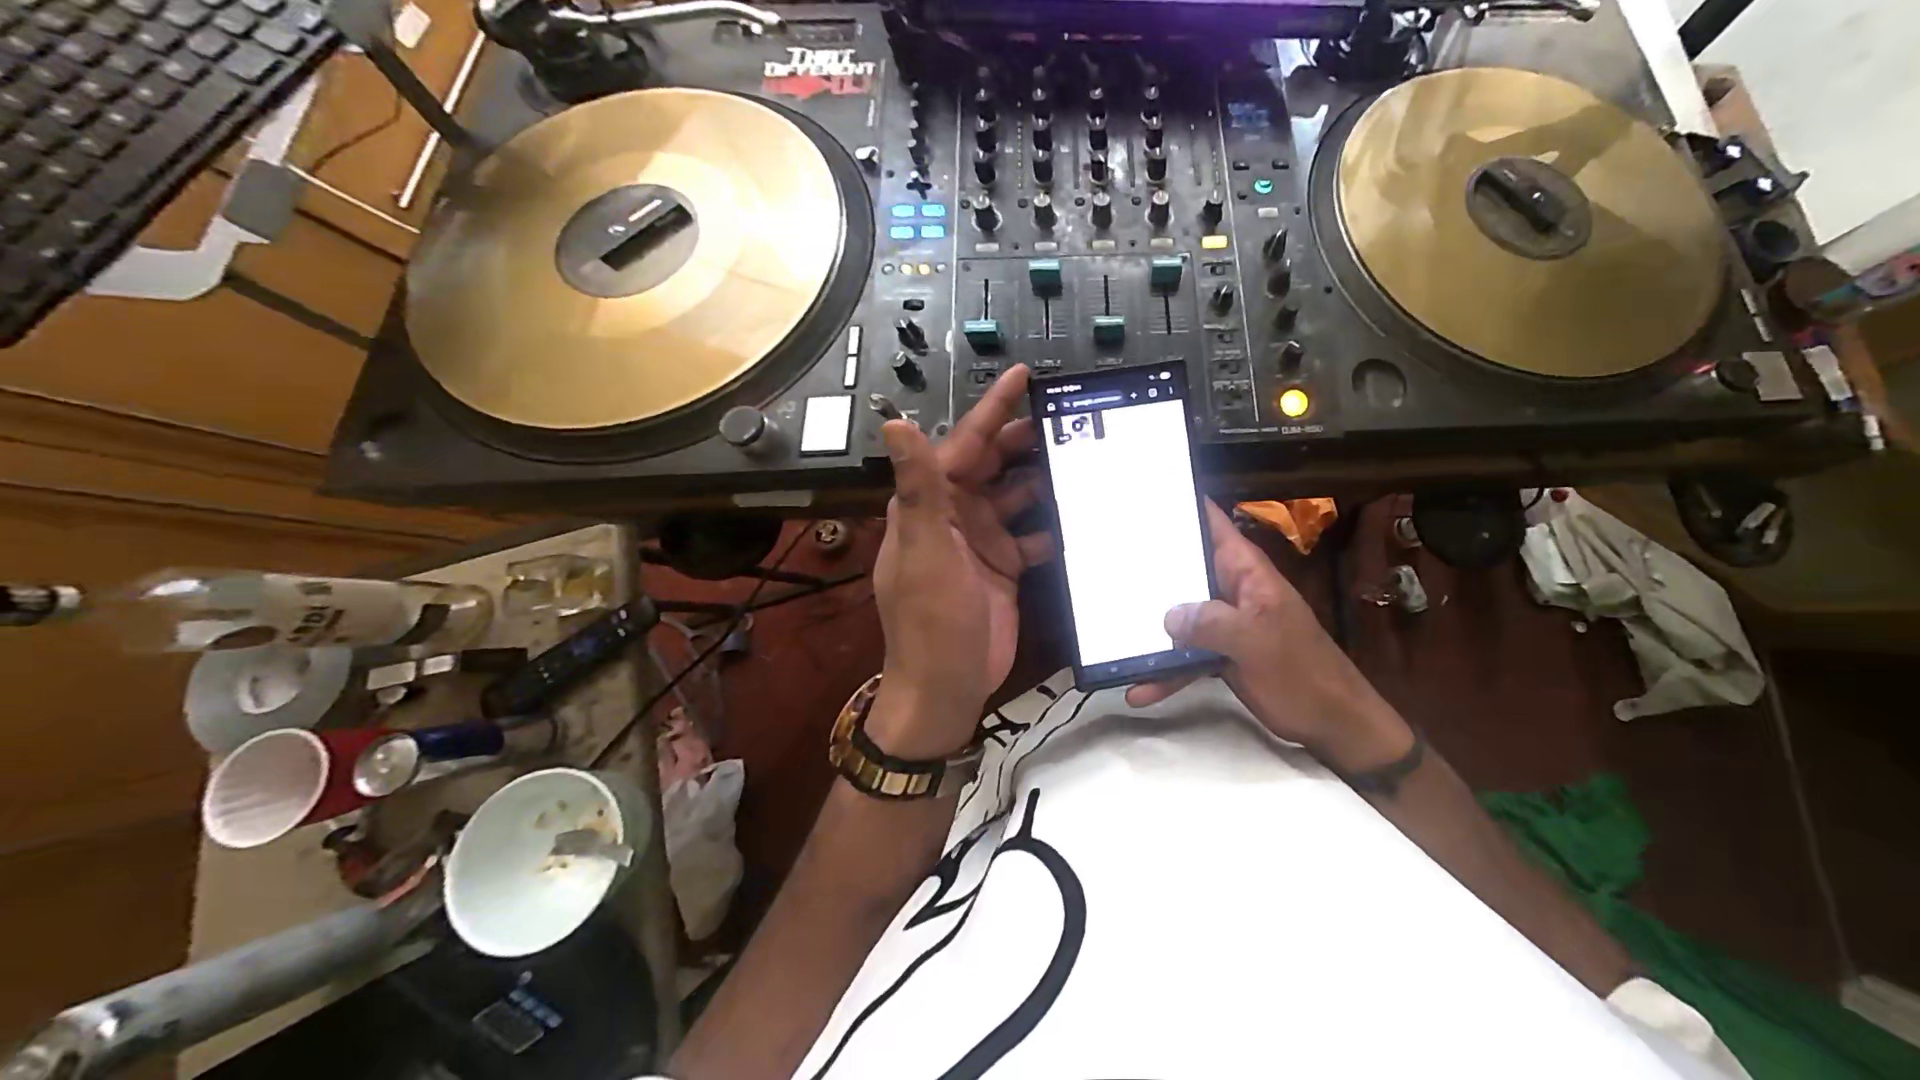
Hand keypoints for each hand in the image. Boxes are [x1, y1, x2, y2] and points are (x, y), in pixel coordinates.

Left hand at [870, 365, 1052, 757]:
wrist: (947, 685)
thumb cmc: (930, 620)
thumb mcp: (925, 551)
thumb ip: (917, 488)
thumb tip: (894, 423)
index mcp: (930, 504)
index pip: (965, 444)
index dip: (992, 410)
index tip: (1023, 377)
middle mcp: (956, 515)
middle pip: (995, 464)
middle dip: (1027, 440)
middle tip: (1071, 418)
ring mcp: (983, 541)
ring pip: (1019, 496)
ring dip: (1046, 478)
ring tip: (1086, 456)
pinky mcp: (1006, 566)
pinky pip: (1034, 533)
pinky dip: (1055, 523)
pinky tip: (1085, 511)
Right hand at [1126, 500, 1413, 772]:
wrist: (1333, 725)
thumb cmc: (1302, 674)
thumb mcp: (1257, 643)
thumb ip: (1212, 623)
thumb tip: (1167, 614)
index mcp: (1247, 574)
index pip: (1213, 526)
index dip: (1183, 508)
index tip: (1142, 496)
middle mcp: (1232, 592)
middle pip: (1185, 569)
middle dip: (1149, 565)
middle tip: (1105, 556)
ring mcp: (1225, 625)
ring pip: (1179, 615)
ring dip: (1150, 626)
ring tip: (1111, 631)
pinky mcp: (1220, 654)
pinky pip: (1184, 655)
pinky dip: (1165, 670)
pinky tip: (1140, 688)